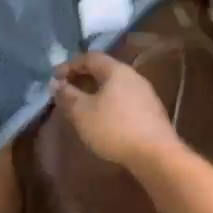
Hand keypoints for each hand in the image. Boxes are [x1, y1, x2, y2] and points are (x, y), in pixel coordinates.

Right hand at [51, 52, 183, 170]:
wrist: (156, 155)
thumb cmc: (115, 128)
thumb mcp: (82, 112)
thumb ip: (67, 95)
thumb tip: (56, 83)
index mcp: (117, 70)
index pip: (90, 57)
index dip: (70, 65)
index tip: (55, 79)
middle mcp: (133, 77)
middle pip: (103, 70)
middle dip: (82, 78)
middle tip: (66, 92)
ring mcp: (145, 94)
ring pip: (114, 86)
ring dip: (95, 92)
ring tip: (81, 107)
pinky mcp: (151, 112)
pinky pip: (124, 100)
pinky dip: (108, 104)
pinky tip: (102, 120)